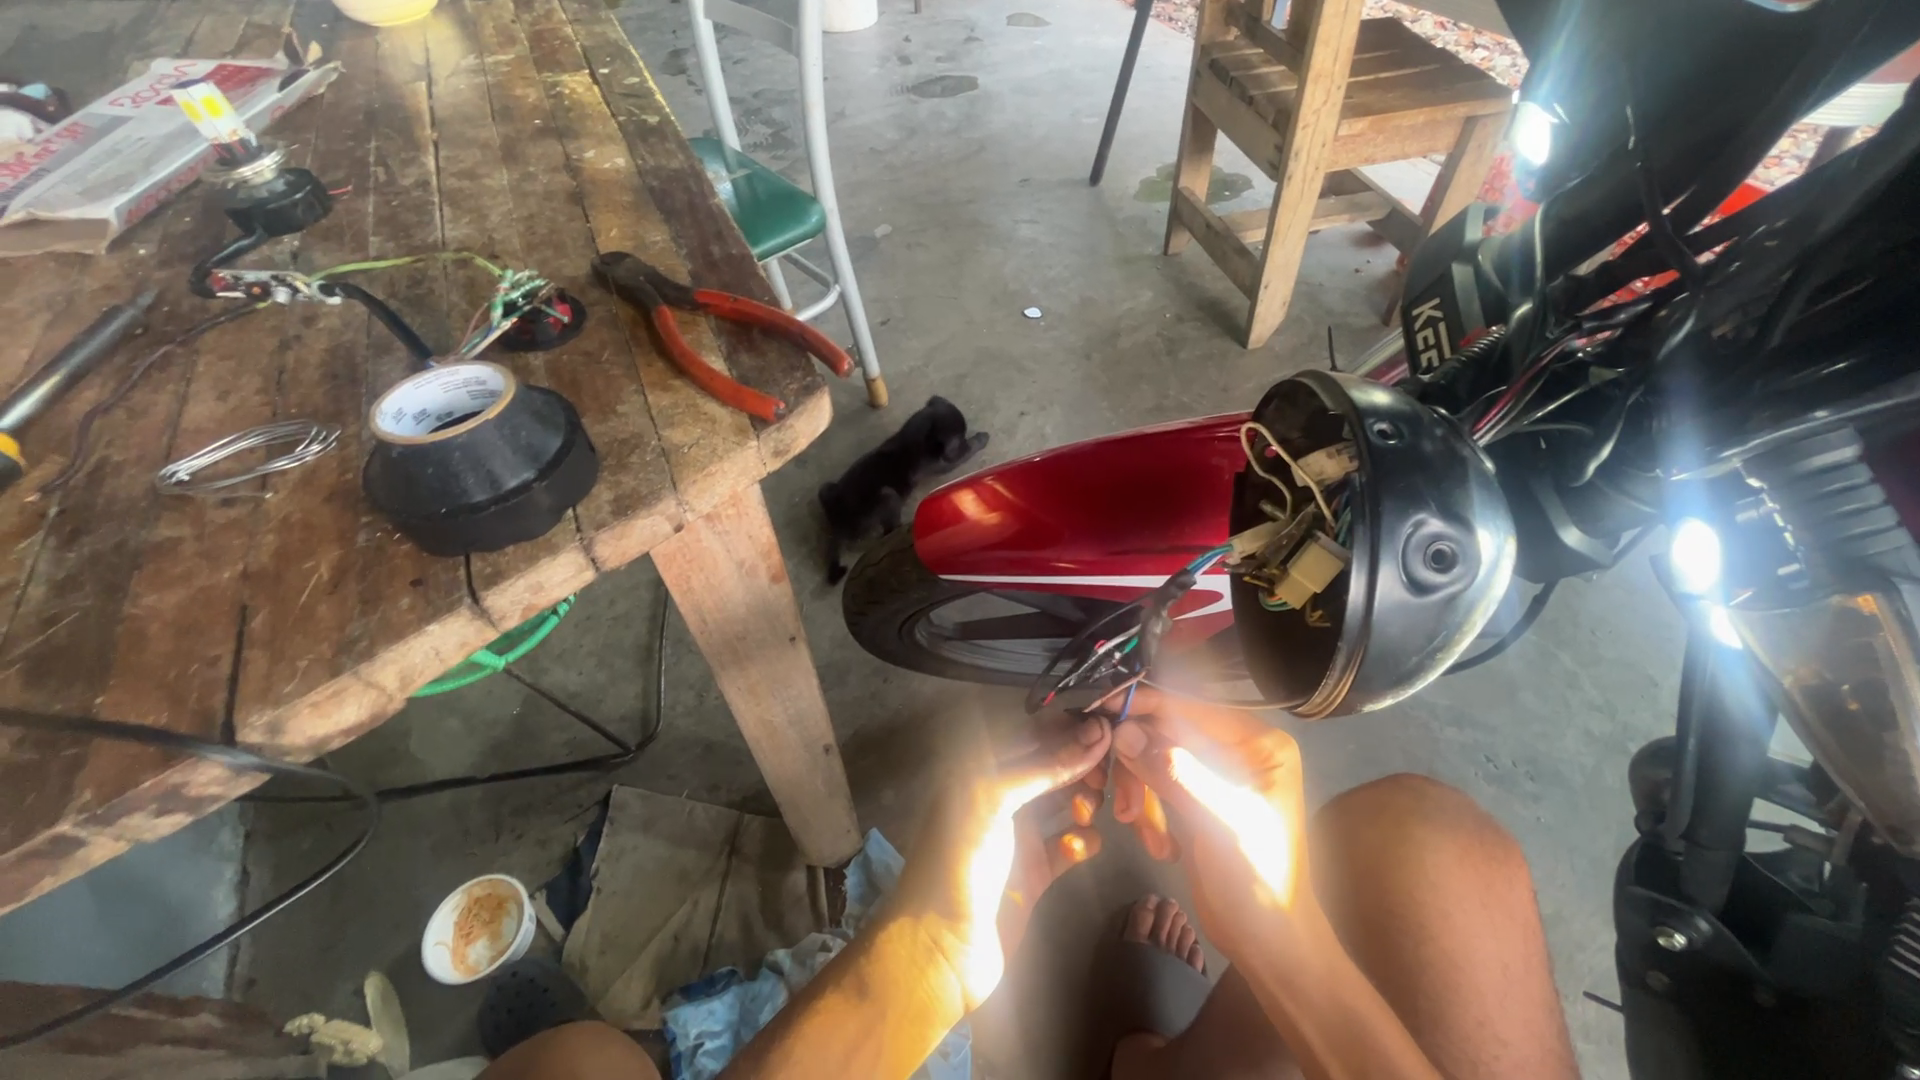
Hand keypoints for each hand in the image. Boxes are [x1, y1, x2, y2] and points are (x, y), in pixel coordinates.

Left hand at [892, 711, 1110, 1007]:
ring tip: (1091, 810)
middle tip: (1107, 775)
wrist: (941, 948)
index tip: (1107, 729)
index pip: (1032, 734)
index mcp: (980, 769)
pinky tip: (1084, 844)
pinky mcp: (1034, 872)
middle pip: (1053, 766)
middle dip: (1083, 765)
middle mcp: (1000, 796)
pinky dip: (1081, 841)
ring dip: (1084, 801)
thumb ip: (1045, 764)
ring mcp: (1017, 835)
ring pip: (1064, 803)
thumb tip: (1098, 731)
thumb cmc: (959, 860)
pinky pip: (1068, 845)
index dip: (1068, 729)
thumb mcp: (993, 798)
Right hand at [1109, 689, 1331, 968]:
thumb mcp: (1219, 825)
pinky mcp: (1196, 796)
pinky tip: (1156, 843)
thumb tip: (1125, 732)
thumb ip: (1176, 774)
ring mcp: (1216, 771)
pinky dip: (1147, 808)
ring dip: (1139, 790)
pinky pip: (1155, 782)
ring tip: (1132, 826)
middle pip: (1166, 730)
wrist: (1269, 946)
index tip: (1100, 710)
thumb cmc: (1258, 883)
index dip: (1144, 707)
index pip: (1191, 707)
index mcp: (1259, 743)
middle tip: (1117, 800)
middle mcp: (1238, 748)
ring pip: (1154, 756)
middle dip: (1137, 763)